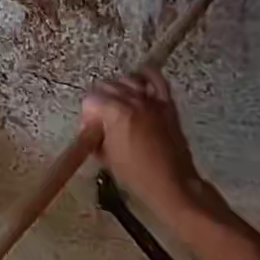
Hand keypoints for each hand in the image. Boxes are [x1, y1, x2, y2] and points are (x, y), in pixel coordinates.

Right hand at [81, 69, 204, 211]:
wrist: (171, 182)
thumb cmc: (137, 175)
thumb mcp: (107, 156)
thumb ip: (96, 136)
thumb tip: (91, 129)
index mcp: (115, 113)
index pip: (90, 99)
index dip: (87, 115)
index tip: (90, 128)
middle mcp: (132, 100)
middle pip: (106, 86)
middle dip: (99, 101)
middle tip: (100, 120)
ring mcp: (151, 99)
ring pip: (127, 80)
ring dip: (118, 90)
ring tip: (117, 106)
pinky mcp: (166, 103)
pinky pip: (155, 78)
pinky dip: (145, 77)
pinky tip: (138, 83)